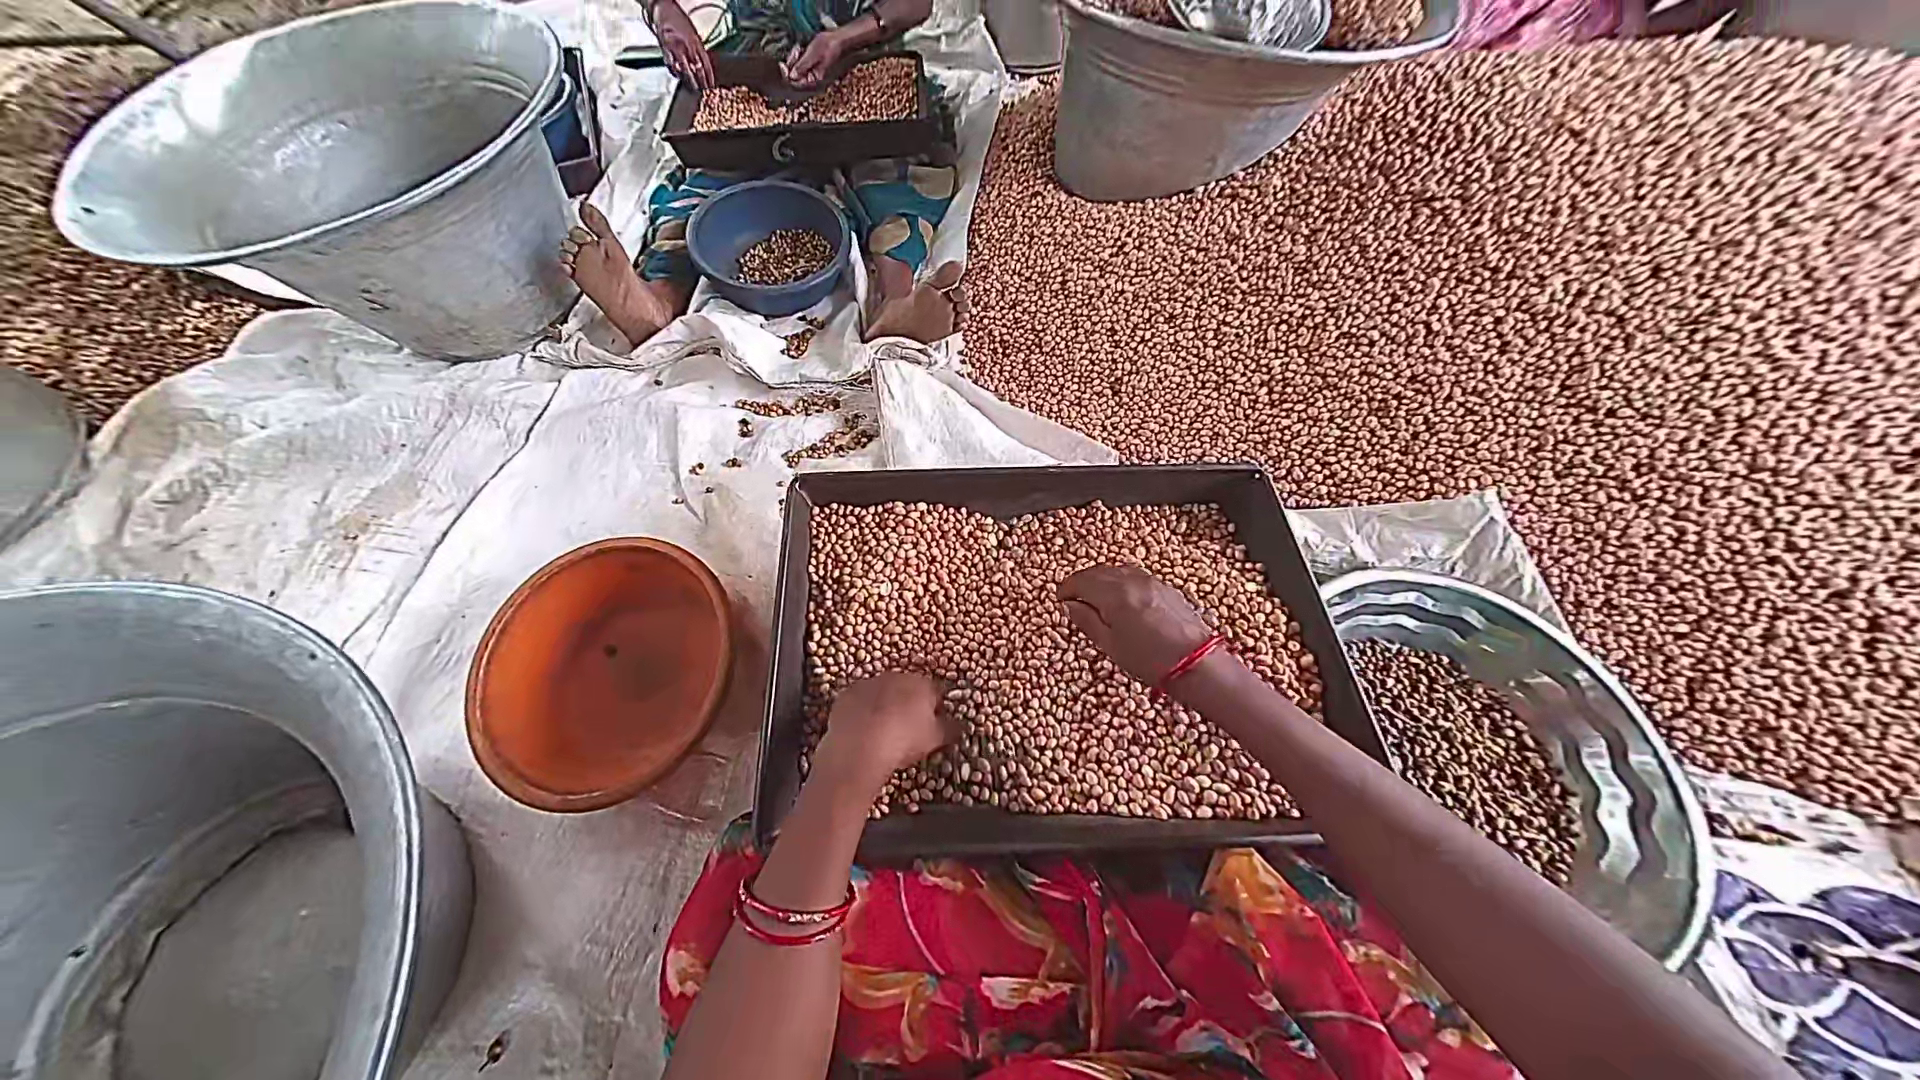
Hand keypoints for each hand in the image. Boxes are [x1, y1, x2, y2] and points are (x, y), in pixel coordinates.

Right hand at [653, 0, 713, 88]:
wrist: (662, 7)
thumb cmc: (678, 20)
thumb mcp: (694, 34)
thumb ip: (699, 50)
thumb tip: (704, 66)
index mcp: (696, 42)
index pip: (706, 64)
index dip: (709, 78)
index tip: (711, 87)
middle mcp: (686, 45)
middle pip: (696, 70)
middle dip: (700, 83)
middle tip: (702, 91)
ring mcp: (675, 47)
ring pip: (684, 70)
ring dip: (688, 81)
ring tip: (692, 88)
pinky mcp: (664, 48)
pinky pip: (671, 65)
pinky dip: (676, 73)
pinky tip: (679, 76)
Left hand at [783, 28, 850, 87]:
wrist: (837, 40)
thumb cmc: (827, 47)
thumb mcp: (813, 55)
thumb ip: (802, 67)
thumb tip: (792, 76)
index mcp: (814, 80)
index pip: (796, 84)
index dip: (787, 76)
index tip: (782, 65)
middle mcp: (811, 80)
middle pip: (794, 77)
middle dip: (792, 64)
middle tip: (796, 51)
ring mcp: (810, 73)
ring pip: (795, 70)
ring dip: (794, 59)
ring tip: (800, 49)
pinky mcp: (809, 67)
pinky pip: (798, 65)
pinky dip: (797, 57)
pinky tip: (800, 50)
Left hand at [814, 673, 956, 787]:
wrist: (859, 745)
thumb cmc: (904, 740)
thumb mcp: (935, 739)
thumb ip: (950, 729)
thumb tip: (959, 725)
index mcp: (922, 685)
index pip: (936, 692)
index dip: (936, 709)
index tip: (934, 725)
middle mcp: (896, 677)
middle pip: (908, 689)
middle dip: (909, 705)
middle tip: (908, 730)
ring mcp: (869, 683)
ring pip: (882, 693)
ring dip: (885, 707)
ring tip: (883, 733)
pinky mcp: (847, 695)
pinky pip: (859, 702)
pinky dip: (862, 712)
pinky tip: (862, 732)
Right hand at [1058, 565, 1217, 686]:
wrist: (1198, 665)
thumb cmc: (1151, 661)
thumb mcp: (1110, 645)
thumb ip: (1087, 620)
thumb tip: (1070, 605)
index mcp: (1114, 594)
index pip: (1081, 580)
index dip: (1067, 588)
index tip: (1060, 598)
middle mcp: (1132, 581)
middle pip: (1099, 571)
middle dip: (1082, 582)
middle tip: (1073, 598)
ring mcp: (1152, 582)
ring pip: (1118, 570)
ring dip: (1102, 579)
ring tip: (1095, 598)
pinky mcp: (1166, 588)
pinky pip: (1136, 576)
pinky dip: (1121, 581)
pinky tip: (1121, 598)